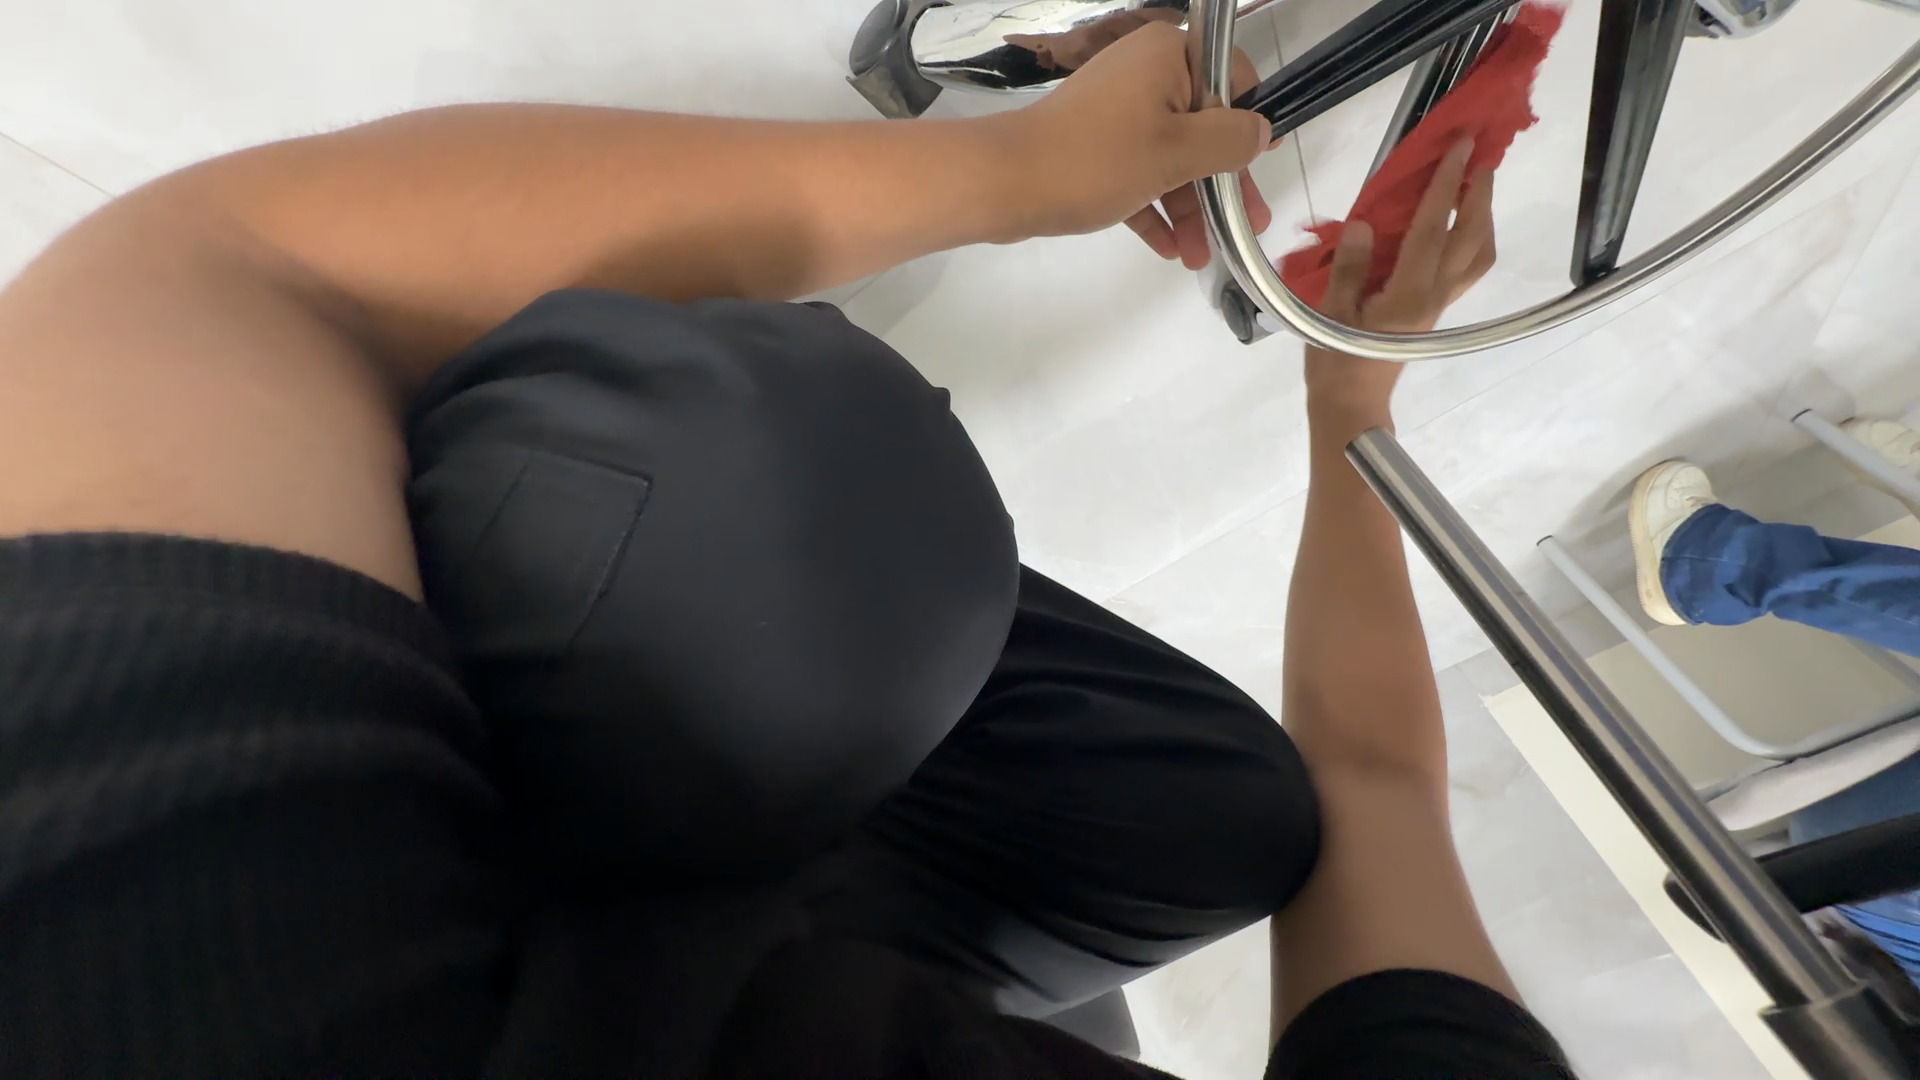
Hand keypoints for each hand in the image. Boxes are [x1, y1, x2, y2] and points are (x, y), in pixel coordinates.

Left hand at [998, 22, 1272, 269]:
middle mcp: (1144, 77)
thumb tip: (1262, 131)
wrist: (1006, 184)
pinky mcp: (1092, 152)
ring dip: (1186, 210)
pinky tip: (1169, 250)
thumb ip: (1228, 141)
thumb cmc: (1096, 161)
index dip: (1248, 126)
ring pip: (1166, 162)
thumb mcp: (1175, 152)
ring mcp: (1115, 116)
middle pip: (1200, 131)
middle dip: (1219, 187)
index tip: (1259, 168)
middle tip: (1243, 229)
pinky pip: (1134, 178)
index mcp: (1170, 57)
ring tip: (1200, 258)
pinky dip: (1151, 211)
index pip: (1231, 80)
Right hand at [1306, 138, 1495, 420]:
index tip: (1459, 147)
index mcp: (1409, 292)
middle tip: (1477, 155)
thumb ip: (1350, 269)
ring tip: (1472, 188)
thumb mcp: (1332, 314)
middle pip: (1471, 235)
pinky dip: (1472, 240)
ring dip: (1481, 215)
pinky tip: (1457, 229)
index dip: (1445, 184)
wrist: (1350, 405)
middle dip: (1477, 192)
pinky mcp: (1434, 311)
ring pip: (1478, 252)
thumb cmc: (1336, 364)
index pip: (1432, 227)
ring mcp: (1439, 303)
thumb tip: (1365, 225)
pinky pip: (1467, 268)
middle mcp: (1434, 293)